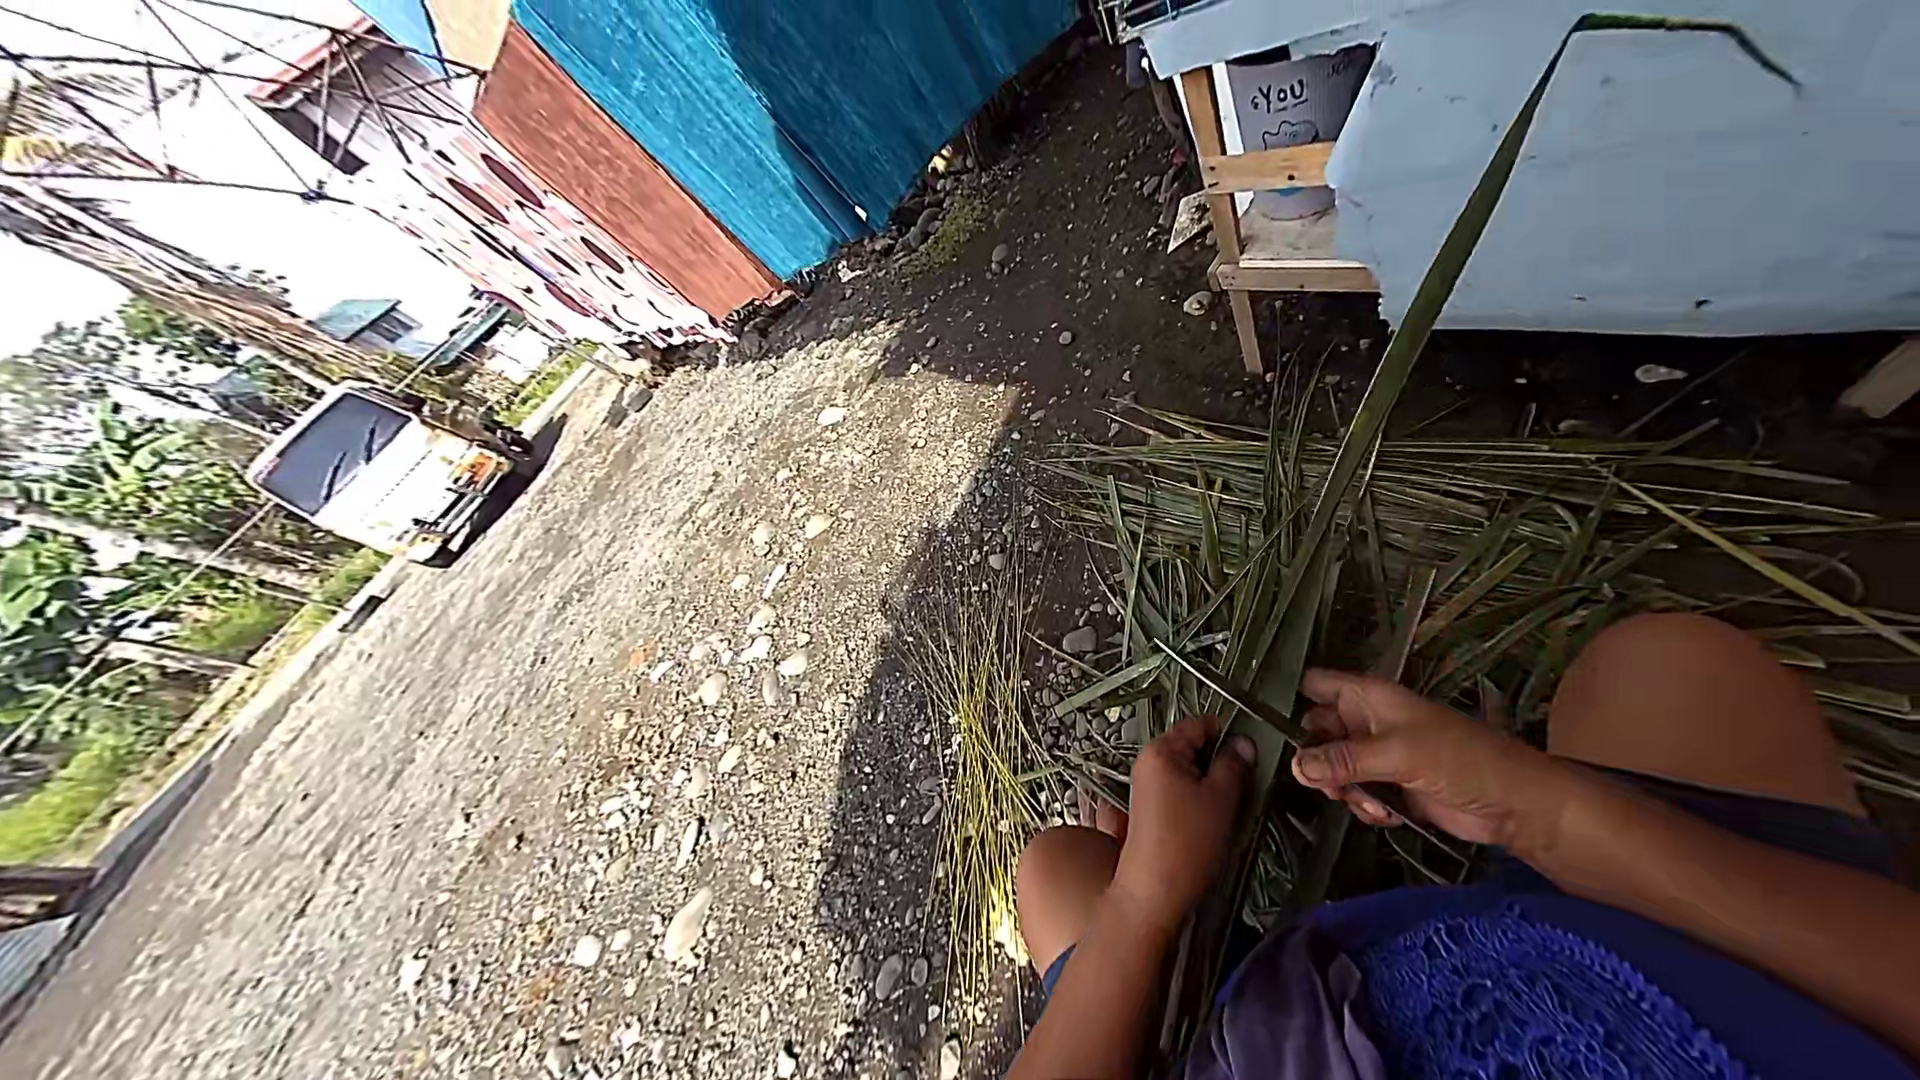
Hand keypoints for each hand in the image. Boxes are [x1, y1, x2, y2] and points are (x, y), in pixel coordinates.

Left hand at [1109, 715, 1255, 931]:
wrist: (1155, 888)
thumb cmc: (1186, 843)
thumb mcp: (1221, 798)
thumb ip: (1234, 764)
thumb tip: (1244, 744)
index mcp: (1161, 750)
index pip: (1198, 723)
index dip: (1227, 731)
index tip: (1250, 746)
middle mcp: (1148, 761)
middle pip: (1193, 745)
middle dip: (1220, 759)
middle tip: (1243, 780)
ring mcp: (1146, 783)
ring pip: (1189, 768)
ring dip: (1212, 781)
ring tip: (1228, 804)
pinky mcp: (1150, 805)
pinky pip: (1180, 788)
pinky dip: (1199, 796)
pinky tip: (1212, 818)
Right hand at [1290, 668, 1576, 851]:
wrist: (1519, 808)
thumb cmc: (1462, 760)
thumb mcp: (1399, 754)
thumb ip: (1344, 760)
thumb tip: (1296, 767)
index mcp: (1367, 697)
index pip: (1314, 684)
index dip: (1291, 697)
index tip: (1271, 724)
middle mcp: (1365, 720)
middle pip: (1316, 730)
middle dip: (1315, 756)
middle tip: (1323, 780)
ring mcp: (1376, 753)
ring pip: (1331, 764)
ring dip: (1339, 786)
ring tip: (1363, 801)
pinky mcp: (1387, 784)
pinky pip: (1352, 789)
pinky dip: (1360, 804)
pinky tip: (1383, 814)